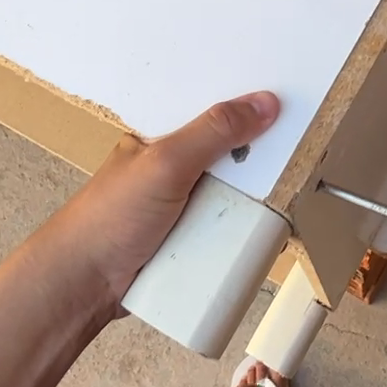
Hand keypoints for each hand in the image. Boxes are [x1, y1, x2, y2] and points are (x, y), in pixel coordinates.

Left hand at [26, 92, 279, 319]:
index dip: (246, 108)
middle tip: (303, 147)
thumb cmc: (109, 216)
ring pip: (232, 195)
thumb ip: (214, 132)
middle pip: (229, 156)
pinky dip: (242, 229)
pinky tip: (268, 225)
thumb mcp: (167, 162)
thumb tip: (265, 103)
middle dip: (258, 156)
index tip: (288, 103)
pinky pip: (225, 229)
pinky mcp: (188, 240)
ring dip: (253, 198)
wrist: (83, 283)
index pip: (211, 113)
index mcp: (161, 138)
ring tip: (295, 188)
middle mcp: (173, 168)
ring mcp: (181, 206)